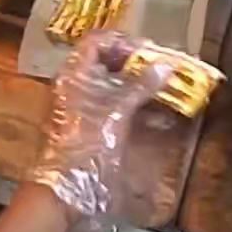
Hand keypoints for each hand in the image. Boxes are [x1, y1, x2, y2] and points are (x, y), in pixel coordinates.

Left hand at [26, 30, 174, 231]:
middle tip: (162, 67)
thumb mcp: (117, 111)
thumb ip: (141, 85)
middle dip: (136, 63)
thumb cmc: (88, 143)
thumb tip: (167, 63)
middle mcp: (75, 85)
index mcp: (75, 74)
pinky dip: (135, 105)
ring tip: (165, 87)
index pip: (97, 41)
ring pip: (112, 84)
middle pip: (106, 61)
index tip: (148, 50)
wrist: (65, 191)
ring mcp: (82, 106)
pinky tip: (158, 115)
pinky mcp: (90, 125)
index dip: (122, 41)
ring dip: (138, 84)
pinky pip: (114, 105)